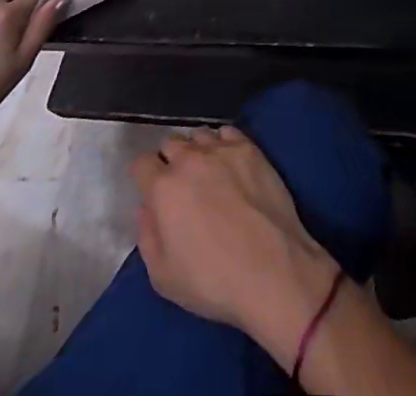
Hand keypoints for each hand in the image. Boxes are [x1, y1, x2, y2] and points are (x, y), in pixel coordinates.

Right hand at [130, 127, 340, 358]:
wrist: (275, 274)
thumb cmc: (215, 282)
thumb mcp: (163, 277)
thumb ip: (146, 237)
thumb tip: (146, 209)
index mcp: (163, 188)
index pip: (141, 163)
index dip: (144, 178)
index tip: (154, 194)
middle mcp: (188, 159)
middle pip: (169, 144)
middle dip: (170, 162)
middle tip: (183, 187)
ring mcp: (221, 151)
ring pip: (198, 136)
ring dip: (197, 151)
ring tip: (208, 173)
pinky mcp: (250, 151)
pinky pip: (228, 132)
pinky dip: (223, 143)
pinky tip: (231, 163)